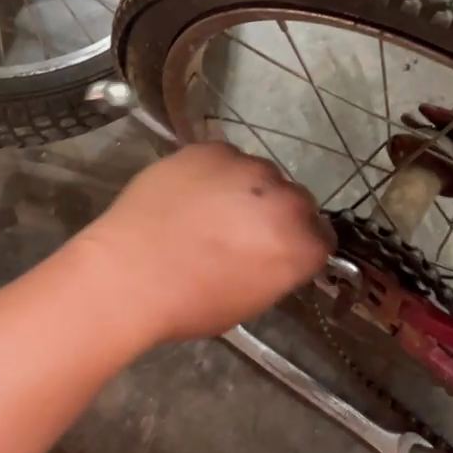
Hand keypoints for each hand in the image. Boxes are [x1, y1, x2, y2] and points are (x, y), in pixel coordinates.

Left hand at [67, 143, 332, 345]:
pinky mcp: (211, 149)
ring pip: (258, 174)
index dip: (300, 243)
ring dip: (246, 188)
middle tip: (243, 230)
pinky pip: (224, 158)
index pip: (321, 236)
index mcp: (300, 244)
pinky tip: (189, 192)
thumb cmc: (190, 302)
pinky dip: (214, 172)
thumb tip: (272, 250)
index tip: (280, 251)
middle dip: (276, 213)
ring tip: (210, 209)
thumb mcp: (250, 299)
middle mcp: (283, 199)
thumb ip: (275, 267)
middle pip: (295, 199)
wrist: (131, 271)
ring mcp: (246, 166)